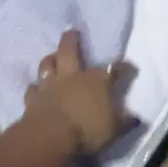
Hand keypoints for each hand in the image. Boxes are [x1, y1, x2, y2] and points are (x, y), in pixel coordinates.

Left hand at [22, 29, 133, 156]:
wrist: (51, 135)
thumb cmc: (88, 130)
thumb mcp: (115, 129)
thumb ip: (124, 121)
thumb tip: (134, 117)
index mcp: (96, 81)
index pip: (114, 70)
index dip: (124, 68)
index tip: (129, 68)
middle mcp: (72, 76)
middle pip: (69, 51)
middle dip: (72, 39)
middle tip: (72, 31)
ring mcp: (50, 85)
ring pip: (47, 65)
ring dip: (50, 59)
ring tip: (52, 56)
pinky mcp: (33, 98)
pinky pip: (33, 88)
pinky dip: (35, 87)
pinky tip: (36, 88)